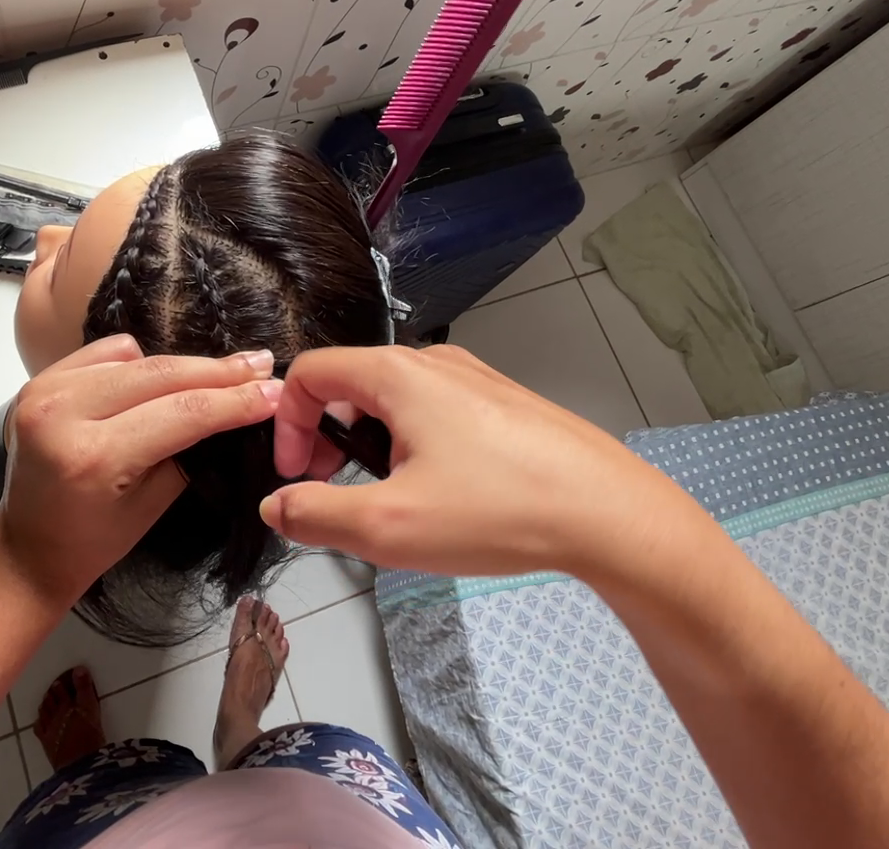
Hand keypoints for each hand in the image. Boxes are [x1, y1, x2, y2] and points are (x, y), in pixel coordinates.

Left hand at [0, 334, 282, 605]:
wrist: (28, 548)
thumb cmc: (94, 541)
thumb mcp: (154, 502)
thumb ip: (191, 447)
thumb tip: (238, 404)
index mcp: (93, 457)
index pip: (183, 413)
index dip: (235, 399)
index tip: (275, 391)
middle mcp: (62, 414)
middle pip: (161, 373)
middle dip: (219, 370)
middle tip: (262, 364)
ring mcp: (45, 391)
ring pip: (137, 357)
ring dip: (182, 366)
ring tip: (218, 376)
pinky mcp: (40, 380)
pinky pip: (106, 352)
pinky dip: (138, 361)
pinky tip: (156, 380)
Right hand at [264, 345, 723, 587]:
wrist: (612, 515)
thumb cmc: (497, 512)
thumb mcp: (388, 526)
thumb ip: (315, 514)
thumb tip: (276, 505)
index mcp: (397, 374)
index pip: (311, 373)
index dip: (287, 423)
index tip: (295, 476)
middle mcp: (435, 362)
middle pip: (351, 383)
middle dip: (327, 435)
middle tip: (333, 488)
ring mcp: (475, 379)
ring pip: (394, 399)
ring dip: (369, 443)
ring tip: (388, 498)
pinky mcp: (504, 403)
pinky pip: (434, 411)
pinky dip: (411, 443)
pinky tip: (440, 492)